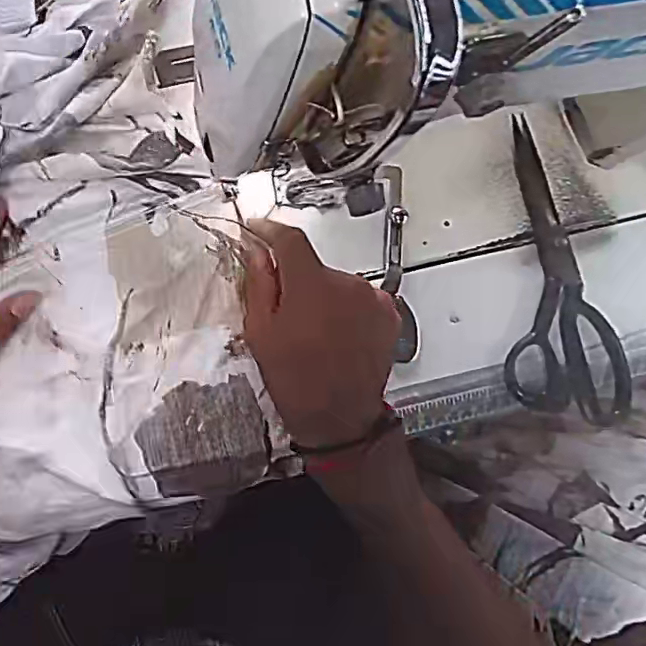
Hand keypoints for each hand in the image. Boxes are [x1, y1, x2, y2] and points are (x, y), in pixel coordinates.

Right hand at [240, 219, 398, 448]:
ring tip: (313, 332)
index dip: (269, 229)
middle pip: (312, 265)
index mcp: (310, 286)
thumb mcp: (261, 332)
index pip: (289, 239)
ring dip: (322, 296)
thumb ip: (259, 285)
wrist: (338, 417)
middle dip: (296, 280)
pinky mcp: (387, 312)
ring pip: (335, 283)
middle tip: (284, 312)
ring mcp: (371, 298)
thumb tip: (257, 254)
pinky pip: (357, 297)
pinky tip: (334, 335)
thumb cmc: (297, 382)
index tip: (258, 228)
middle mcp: (346, 284)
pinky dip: (345, 308)